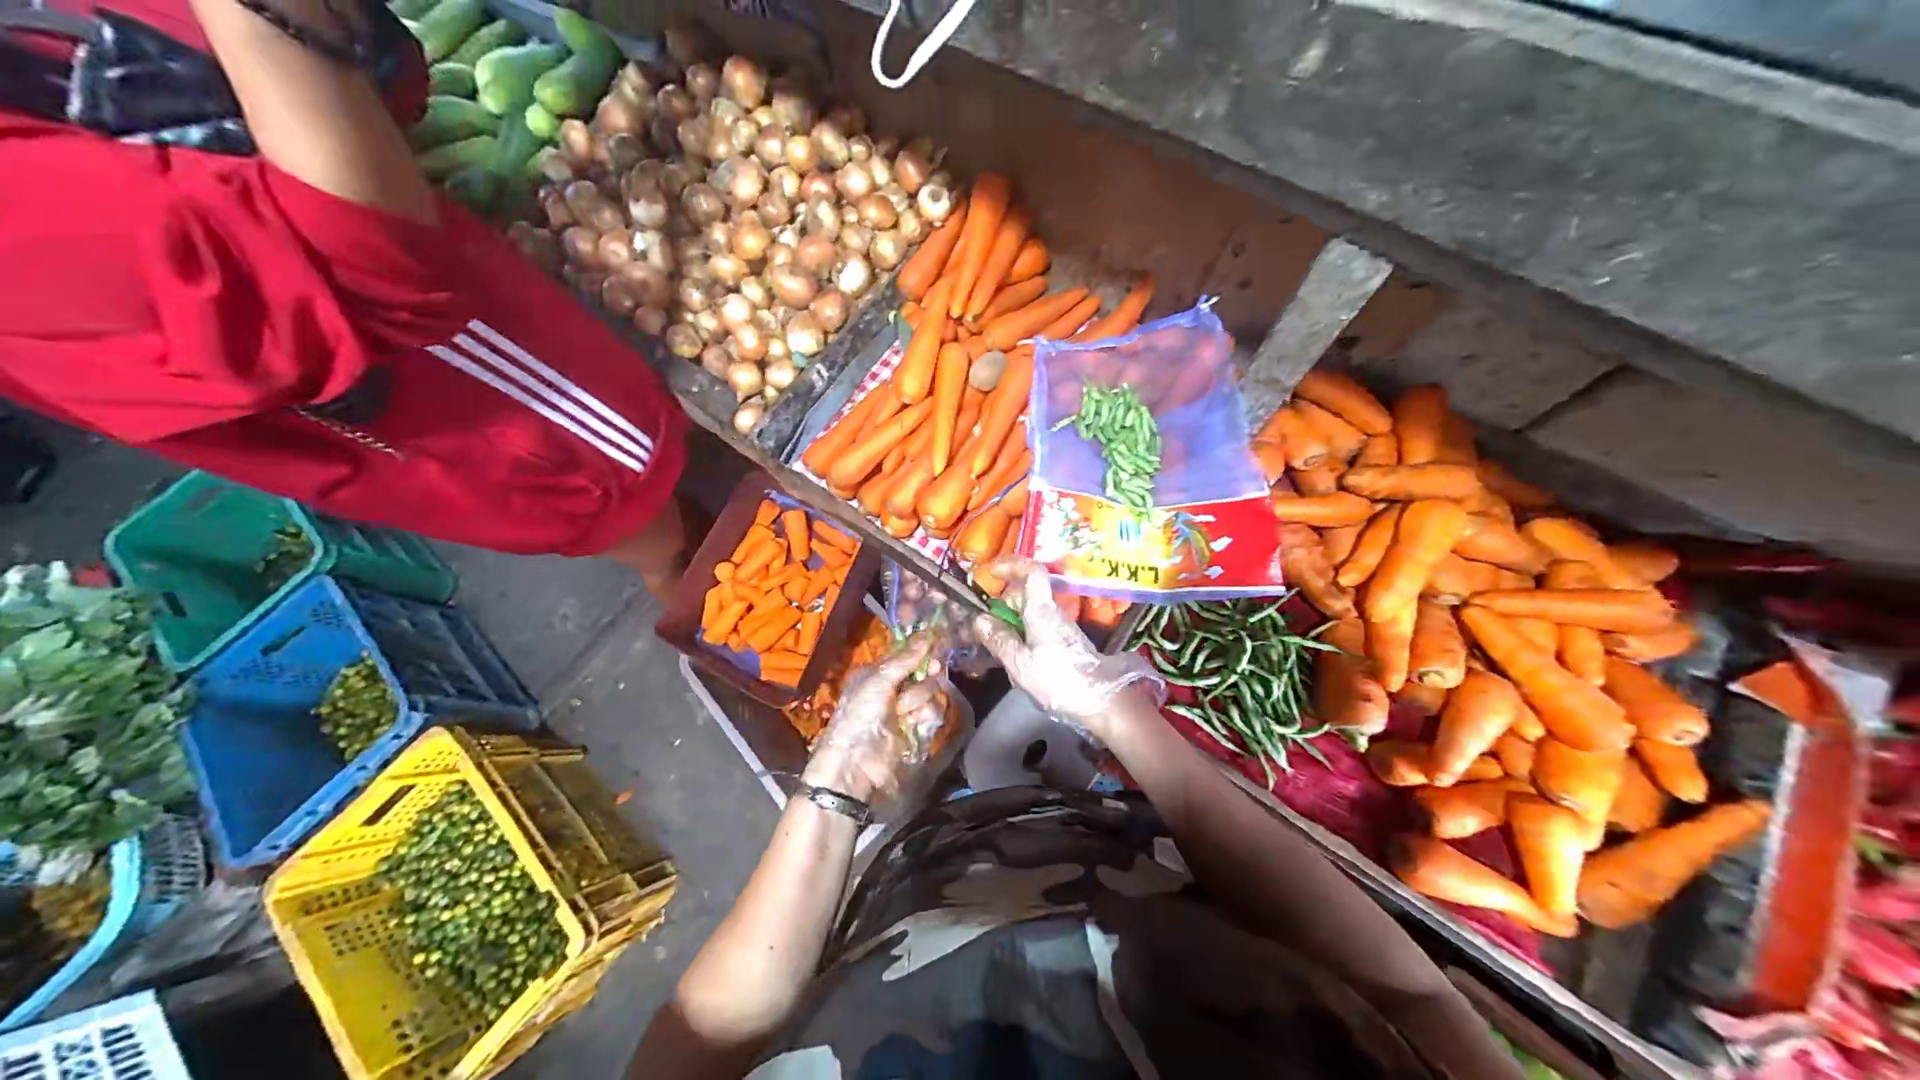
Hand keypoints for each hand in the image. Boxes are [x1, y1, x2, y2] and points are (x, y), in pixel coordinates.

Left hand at [801, 636, 940, 802]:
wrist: (857, 763)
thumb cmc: (861, 715)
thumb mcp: (877, 681)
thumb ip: (903, 660)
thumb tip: (926, 637)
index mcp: (876, 673)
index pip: (904, 655)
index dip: (919, 650)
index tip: (935, 642)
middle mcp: (891, 688)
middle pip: (921, 672)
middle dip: (925, 672)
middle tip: (934, 668)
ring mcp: (904, 709)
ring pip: (928, 691)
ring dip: (919, 698)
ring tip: (904, 711)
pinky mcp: (916, 729)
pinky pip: (931, 711)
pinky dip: (925, 714)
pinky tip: (914, 721)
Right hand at [971, 558, 1163, 739]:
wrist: (1099, 702)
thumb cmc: (1057, 681)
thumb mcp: (1020, 663)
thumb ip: (999, 639)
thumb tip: (980, 619)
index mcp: (1042, 610)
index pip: (1032, 572)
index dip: (1011, 565)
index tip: (991, 572)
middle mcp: (1053, 612)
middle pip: (1027, 593)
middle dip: (1003, 602)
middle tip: (986, 624)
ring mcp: (1060, 627)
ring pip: (1030, 611)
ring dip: (1011, 621)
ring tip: (997, 646)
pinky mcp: (1064, 642)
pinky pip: (1037, 627)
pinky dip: (1021, 634)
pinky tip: (1015, 657)